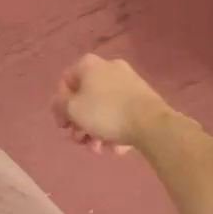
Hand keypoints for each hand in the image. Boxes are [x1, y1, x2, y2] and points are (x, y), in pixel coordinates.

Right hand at [52, 54, 173, 153]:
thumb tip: (59, 105)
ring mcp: (129, 82)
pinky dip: (117, 128)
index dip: (61, 105)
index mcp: (88, 64)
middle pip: (87, 96)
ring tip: (101, 149)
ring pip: (106, 107)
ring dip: (98, 129)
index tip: (65, 126)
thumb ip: (59, 106)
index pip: (66, 82)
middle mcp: (108, 67)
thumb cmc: (106, 112)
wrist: (153, 125)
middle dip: (82, 122)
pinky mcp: (146, 98)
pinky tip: (118, 147)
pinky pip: (124, 113)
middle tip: (83, 141)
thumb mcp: (73, 110)